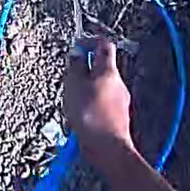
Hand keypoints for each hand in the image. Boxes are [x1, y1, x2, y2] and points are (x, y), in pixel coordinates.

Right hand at [64, 36, 135, 164]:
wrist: (108, 149)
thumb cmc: (91, 116)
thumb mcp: (74, 85)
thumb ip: (75, 67)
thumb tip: (76, 54)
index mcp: (109, 71)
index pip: (104, 45)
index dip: (90, 41)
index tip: (78, 45)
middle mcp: (118, 84)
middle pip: (102, 67)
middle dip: (85, 69)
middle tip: (70, 75)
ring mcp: (119, 101)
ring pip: (101, 86)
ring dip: (86, 88)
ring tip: (72, 100)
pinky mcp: (116, 117)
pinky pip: (101, 104)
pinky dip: (90, 105)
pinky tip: (80, 116)